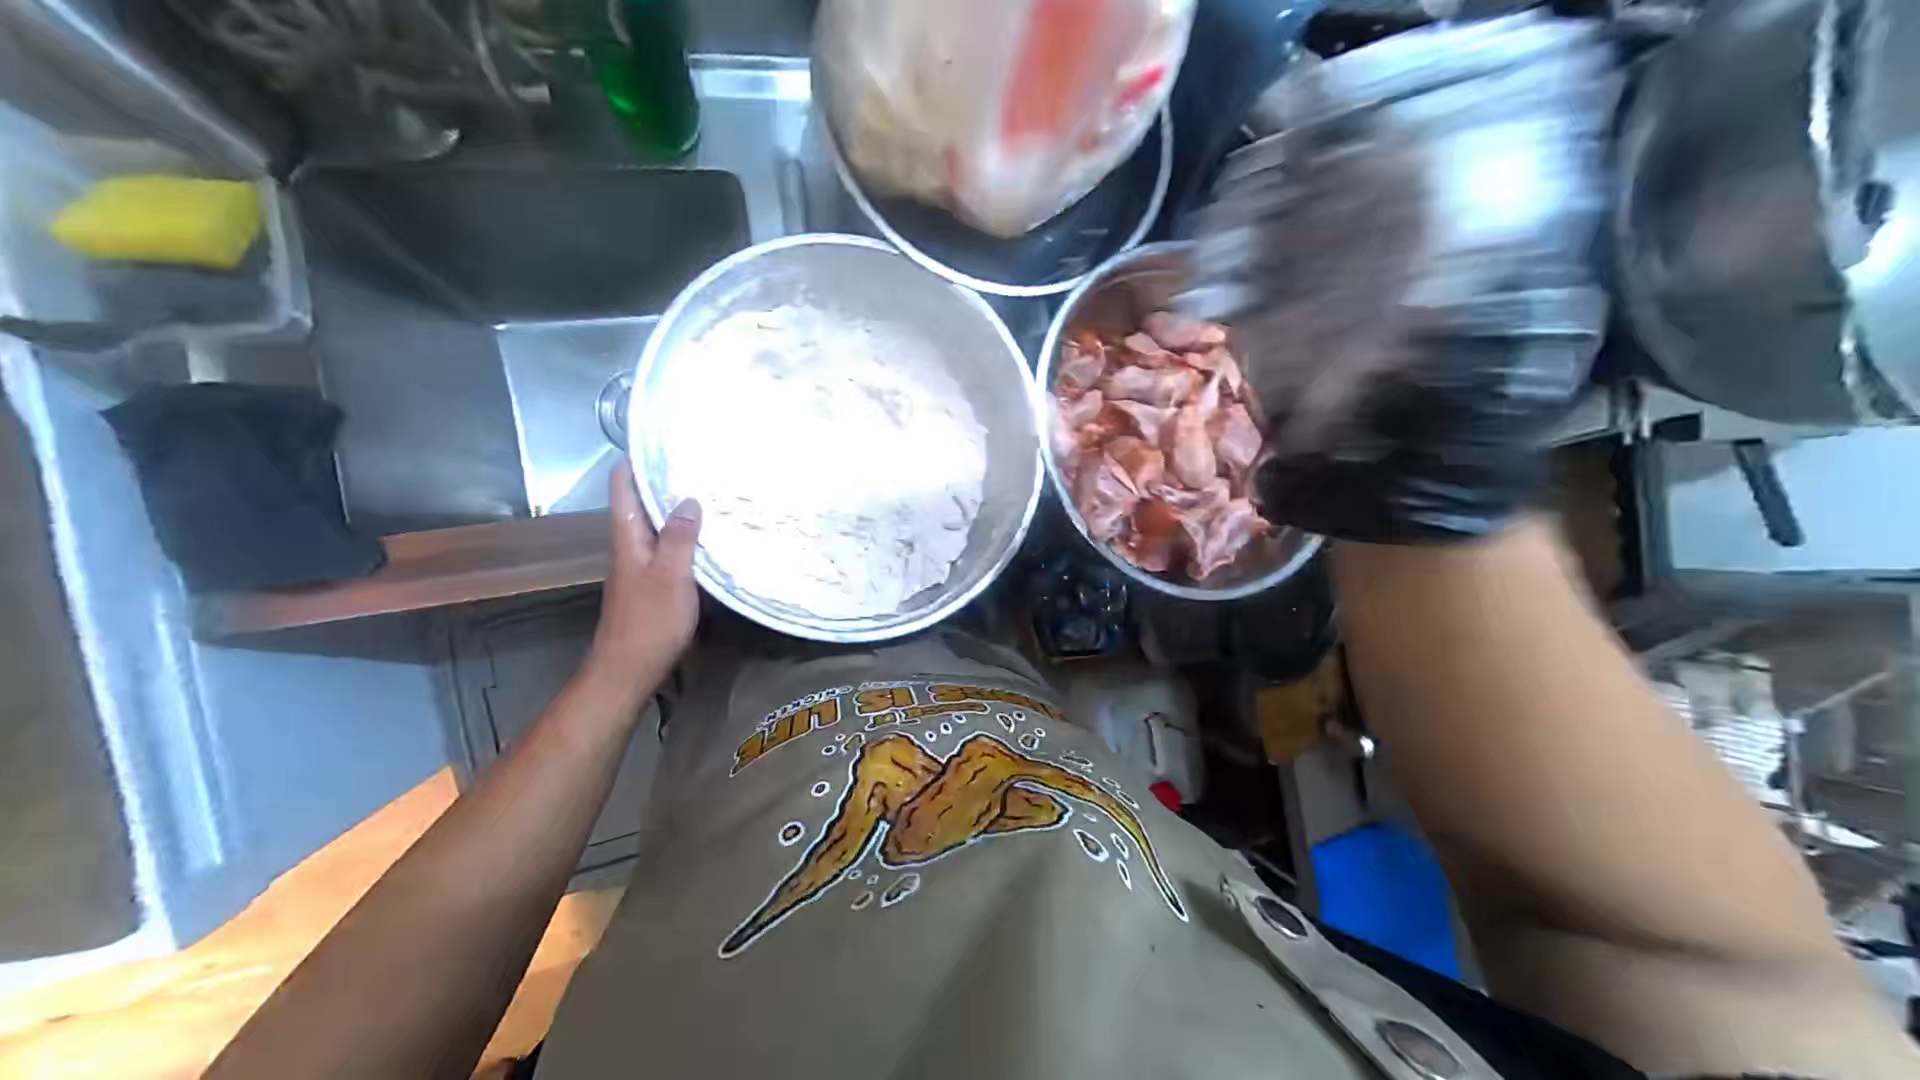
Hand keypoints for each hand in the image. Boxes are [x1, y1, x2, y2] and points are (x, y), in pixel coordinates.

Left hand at [584, 458, 700, 697]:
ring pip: (657, 522)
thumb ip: (679, 537)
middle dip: (665, 478)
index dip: (638, 459)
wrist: (630, 668)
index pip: (624, 486)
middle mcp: (630, 543)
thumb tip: (689, 499)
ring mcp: (641, 562)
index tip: (665, 439)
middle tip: (702, 459)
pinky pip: (669, 543)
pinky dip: (686, 531)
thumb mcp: (670, 575)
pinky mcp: (655, 578)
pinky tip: (709, 531)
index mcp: (628, 536)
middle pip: (642, 500)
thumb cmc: (649, 621)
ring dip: (678, 505)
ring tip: (711, 487)